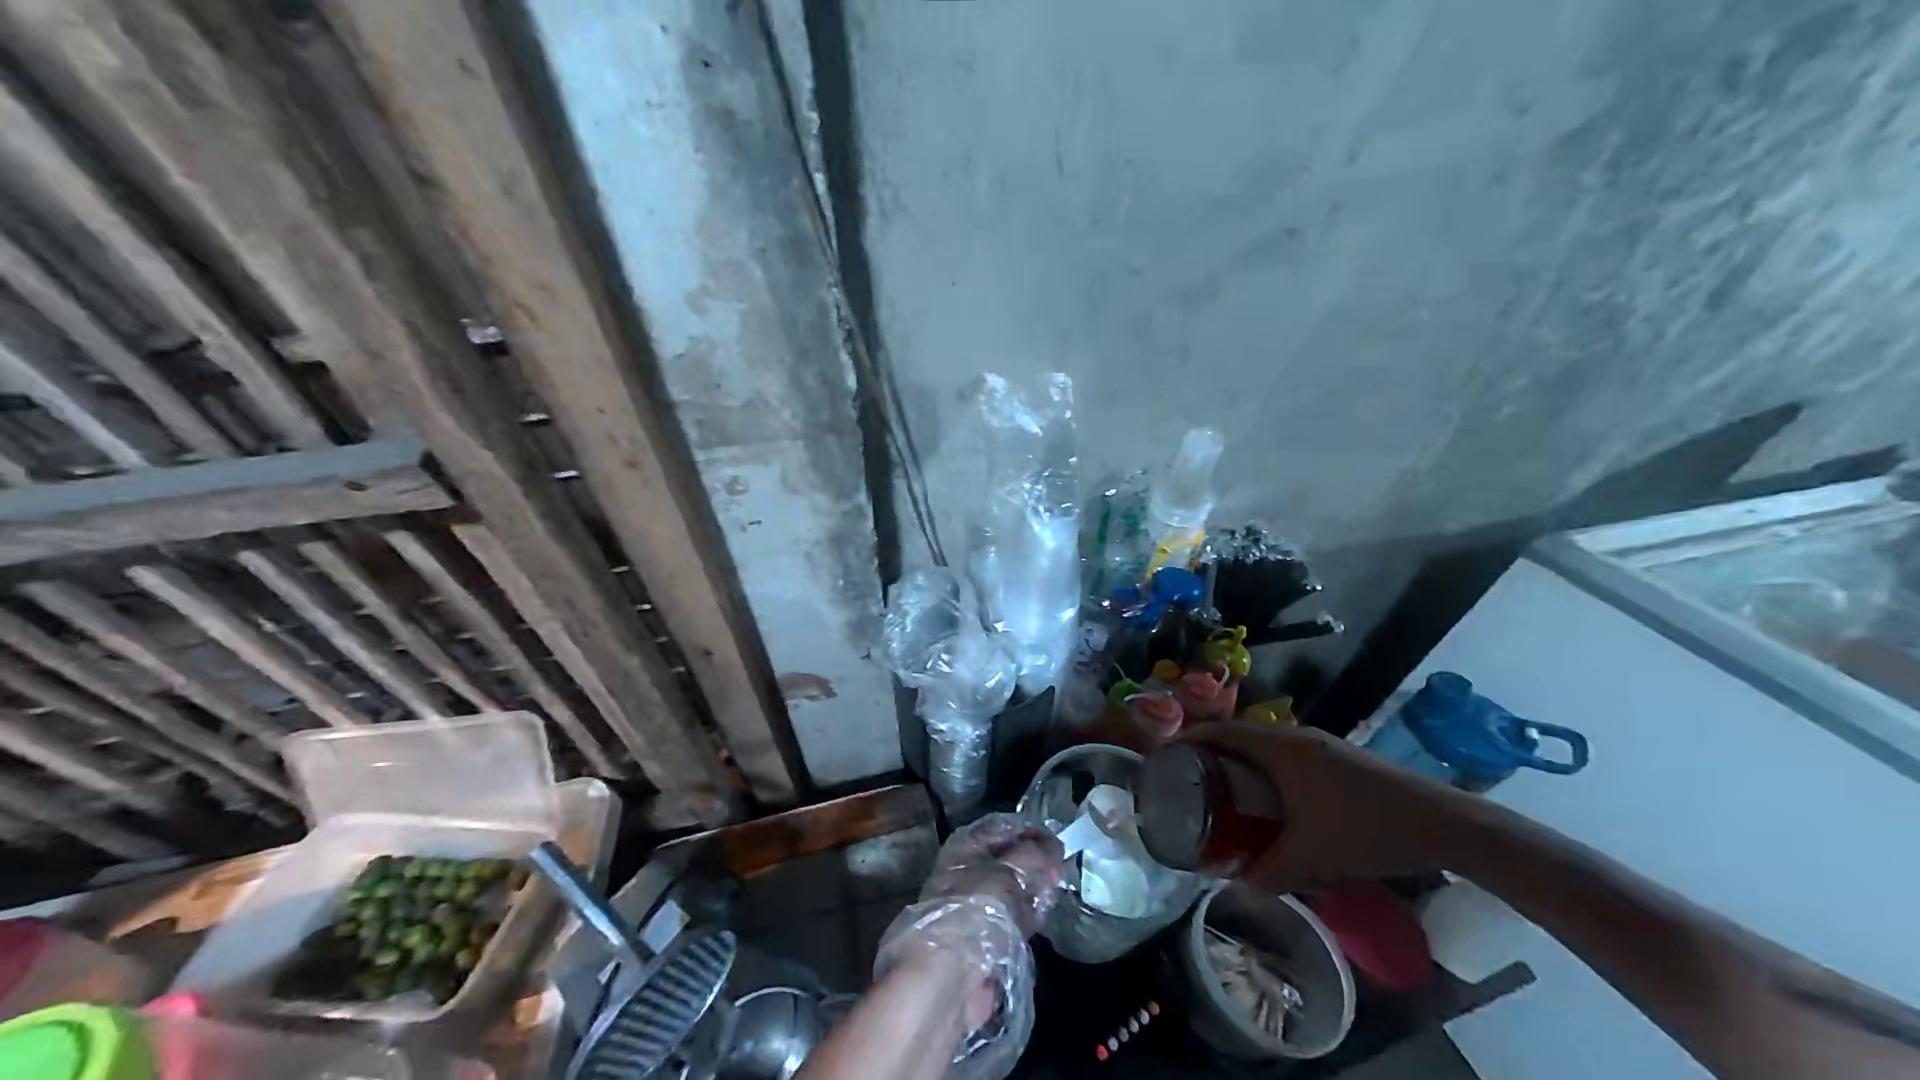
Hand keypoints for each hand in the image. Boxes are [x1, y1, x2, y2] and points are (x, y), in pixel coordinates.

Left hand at [920, 813, 1066, 935]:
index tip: (1057, 843)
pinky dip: (1029, 915)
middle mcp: (969, 870)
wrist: (951, 970)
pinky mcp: (988, 933)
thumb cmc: (977, 904)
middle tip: (1057, 874)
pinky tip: (1041, 917)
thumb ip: (1037, 853)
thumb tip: (1054, 846)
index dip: (1032, 832)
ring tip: (1049, 896)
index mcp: (967, 845)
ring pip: (1016, 889)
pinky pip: (1015, 916)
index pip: (1005, 828)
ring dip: (1036, 891)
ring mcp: (978, 903)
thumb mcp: (1011, 868)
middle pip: (1012, 859)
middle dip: (1037, 865)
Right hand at [1180, 722, 1469, 892]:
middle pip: (1241, 736)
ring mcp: (1321, 746)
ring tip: (1225, 792)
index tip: (1166, 755)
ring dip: (1243, 764)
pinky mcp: (1339, 759)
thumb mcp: (1312, 857)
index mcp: (1280, 748)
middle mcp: (1296, 737)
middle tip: (1191, 780)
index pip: (1222, 730)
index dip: (1191, 738)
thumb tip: (1238, 884)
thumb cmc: (1365, 829)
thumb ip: (1270, 871)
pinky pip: (1288, 757)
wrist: (1442, 823)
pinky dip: (1268, 772)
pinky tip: (1274, 803)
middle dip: (1213, 754)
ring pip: (1266, 747)